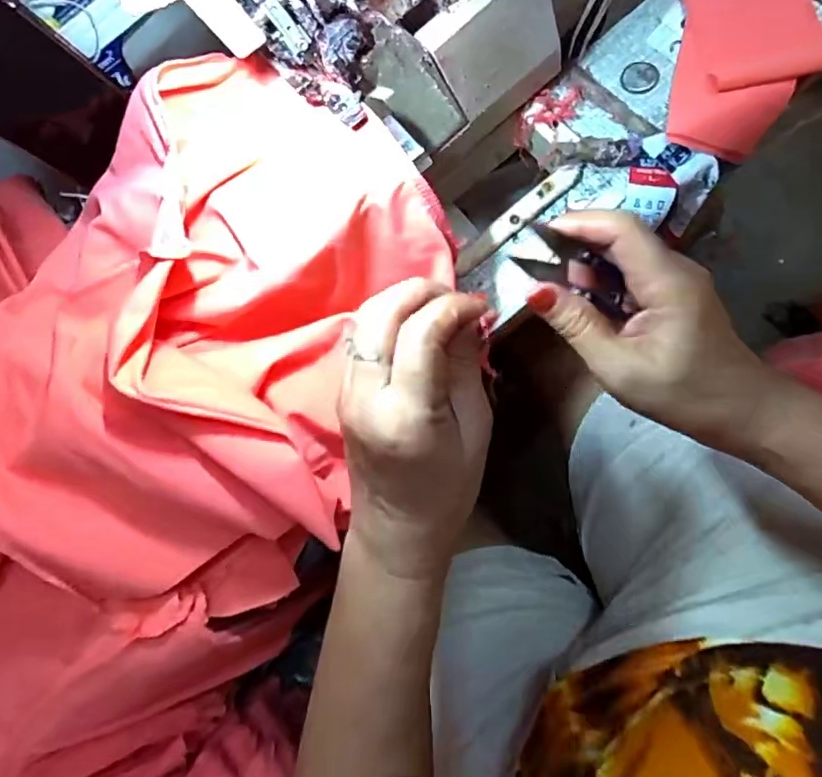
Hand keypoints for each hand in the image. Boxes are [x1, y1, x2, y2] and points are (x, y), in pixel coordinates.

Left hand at [337, 279, 492, 581]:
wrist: (396, 531)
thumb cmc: (448, 490)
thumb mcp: (477, 428)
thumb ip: (467, 366)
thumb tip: (468, 316)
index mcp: (405, 413)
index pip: (420, 332)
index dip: (453, 306)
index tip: (480, 306)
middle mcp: (366, 395)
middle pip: (382, 313)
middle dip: (423, 290)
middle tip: (457, 297)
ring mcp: (346, 390)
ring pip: (364, 316)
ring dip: (402, 297)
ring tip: (438, 304)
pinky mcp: (341, 389)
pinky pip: (360, 333)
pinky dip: (388, 314)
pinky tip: (415, 321)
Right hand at [526, 211, 778, 447]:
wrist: (745, 412)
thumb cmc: (684, 395)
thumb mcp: (619, 367)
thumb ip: (576, 324)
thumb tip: (534, 290)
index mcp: (666, 279)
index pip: (621, 228)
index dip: (578, 222)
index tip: (538, 234)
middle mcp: (673, 267)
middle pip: (621, 234)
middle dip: (576, 239)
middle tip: (534, 258)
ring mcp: (676, 278)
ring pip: (625, 252)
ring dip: (587, 260)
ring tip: (550, 278)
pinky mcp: (674, 291)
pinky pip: (632, 271)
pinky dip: (603, 278)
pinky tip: (581, 297)